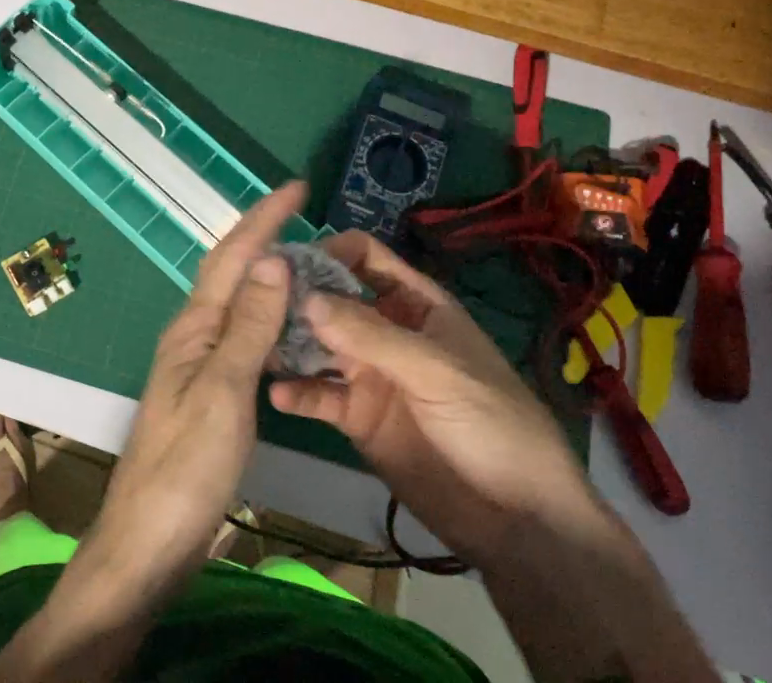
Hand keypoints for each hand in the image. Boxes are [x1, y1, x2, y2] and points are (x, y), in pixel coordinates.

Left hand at [81, 181, 305, 592]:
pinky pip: (244, 342)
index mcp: (193, 329)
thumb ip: (248, 327)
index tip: (296, 186)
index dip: (262, 219)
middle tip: (310, 221)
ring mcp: (198, 368)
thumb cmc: (185, 466)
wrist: (149, 539)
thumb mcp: (223, 391)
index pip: (231, 259)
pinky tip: (293, 332)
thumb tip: (272, 259)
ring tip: (312, 267)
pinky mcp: (209, 397)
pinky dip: (271, 325)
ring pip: (239, 308)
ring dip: (270, 281)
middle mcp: (192, 338)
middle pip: (231, 276)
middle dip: (265, 241)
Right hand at [268, 230, 594, 560]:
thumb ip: (371, 335)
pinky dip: (297, 393)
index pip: (365, 258)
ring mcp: (370, 376)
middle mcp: (388, 332)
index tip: (284, 264)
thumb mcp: (436, 371)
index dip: (328, 253)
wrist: (516, 518)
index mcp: (417, 306)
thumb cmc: (493, 426)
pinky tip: (278, 395)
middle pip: (332, 300)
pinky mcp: (356, 418)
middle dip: (296, 299)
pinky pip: (319, 395)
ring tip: (256, 348)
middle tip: (255, 305)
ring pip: (317, 346)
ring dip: (288, 344)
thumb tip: (305, 297)